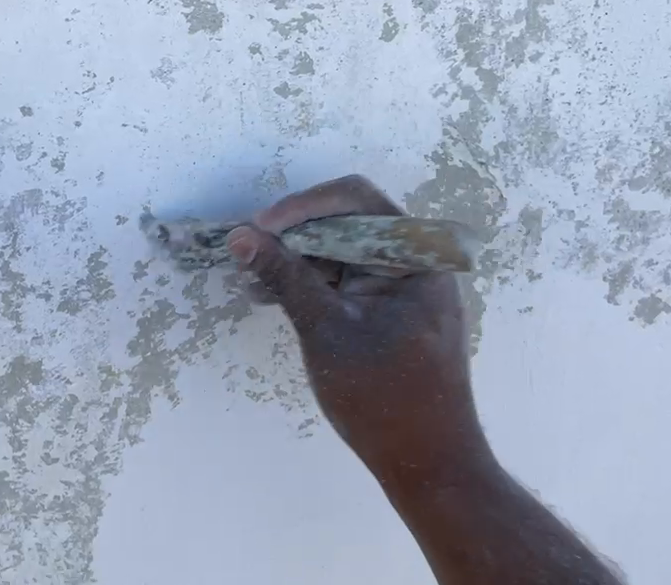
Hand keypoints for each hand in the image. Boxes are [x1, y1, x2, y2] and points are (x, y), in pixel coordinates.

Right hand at [228, 176, 487, 479]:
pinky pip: (344, 277)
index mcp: (415, 258)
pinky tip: (273, 297)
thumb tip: (240, 236)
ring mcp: (402, 287)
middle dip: (293, 234)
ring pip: (340, 249)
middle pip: (345, 222)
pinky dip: (310, 282)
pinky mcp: (389, 309)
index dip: (302, 206)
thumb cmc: (383, 397)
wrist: (430, 470)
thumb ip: (282, 275)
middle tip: (250, 252)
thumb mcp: (324, 329)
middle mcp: (414, 263)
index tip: (260, 228)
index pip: (355, 199)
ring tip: (253, 282)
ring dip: (295, 260)